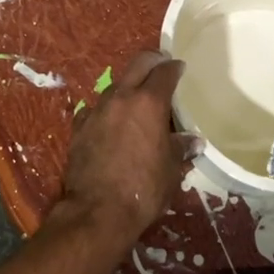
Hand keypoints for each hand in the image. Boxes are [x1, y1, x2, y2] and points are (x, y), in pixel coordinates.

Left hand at [58, 51, 201, 241]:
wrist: (96, 212)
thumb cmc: (142, 189)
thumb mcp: (171, 170)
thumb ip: (181, 148)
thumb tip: (194, 141)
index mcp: (149, 102)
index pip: (165, 71)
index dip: (174, 67)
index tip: (180, 67)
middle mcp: (122, 97)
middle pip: (138, 64)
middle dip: (152, 61)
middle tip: (161, 66)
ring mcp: (97, 109)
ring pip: (116, 85)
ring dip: (129, 86)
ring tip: (137, 101)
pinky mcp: (79, 126)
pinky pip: (96, 108)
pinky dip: (107, 110)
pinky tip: (110, 123)